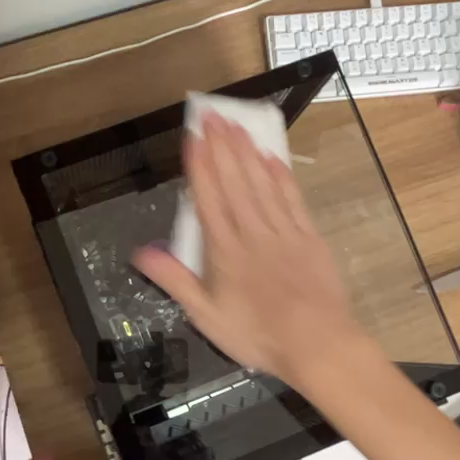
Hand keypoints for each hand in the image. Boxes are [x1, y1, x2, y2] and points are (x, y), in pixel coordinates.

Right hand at [133, 113, 363, 384]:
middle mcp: (253, 232)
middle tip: (212, 114)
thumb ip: (175, 280)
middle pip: (235, 180)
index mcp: (225, 250)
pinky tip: (272, 158)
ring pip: (262, 183)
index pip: (208, 197)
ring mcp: (283, 232)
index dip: (199, 164)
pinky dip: (281, 176)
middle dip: (222, 145)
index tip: (193, 135)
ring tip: (236, 125)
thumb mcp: (206, 316)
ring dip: (247, 152)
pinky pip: (291, 199)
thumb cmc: (257, 335)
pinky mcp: (308, 237)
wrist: (317, 344)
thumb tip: (142, 253)